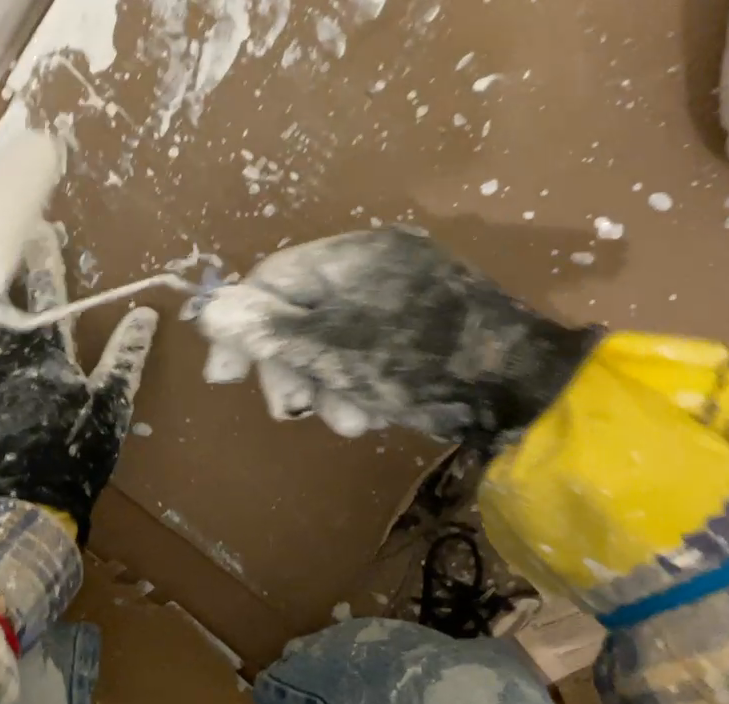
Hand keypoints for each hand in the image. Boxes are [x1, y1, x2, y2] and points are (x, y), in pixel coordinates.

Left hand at [0, 222, 157, 543]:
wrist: (35, 496)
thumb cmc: (77, 452)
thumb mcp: (112, 405)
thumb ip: (125, 358)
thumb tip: (145, 314)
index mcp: (48, 355)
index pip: (48, 298)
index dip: (45, 262)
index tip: (40, 230)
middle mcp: (9, 360)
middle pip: (1, 306)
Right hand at [197, 227, 602, 443]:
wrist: (521, 389)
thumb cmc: (416, 360)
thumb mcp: (329, 347)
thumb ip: (265, 330)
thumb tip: (207, 311)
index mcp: (351, 258)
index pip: (270, 281)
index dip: (241, 328)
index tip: (226, 377)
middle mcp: (370, 271)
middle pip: (294, 316)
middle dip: (289, 370)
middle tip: (293, 409)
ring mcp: (394, 301)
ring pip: (324, 346)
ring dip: (324, 390)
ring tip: (351, 420)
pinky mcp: (414, 333)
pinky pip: (357, 357)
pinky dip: (354, 387)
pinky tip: (372, 411)